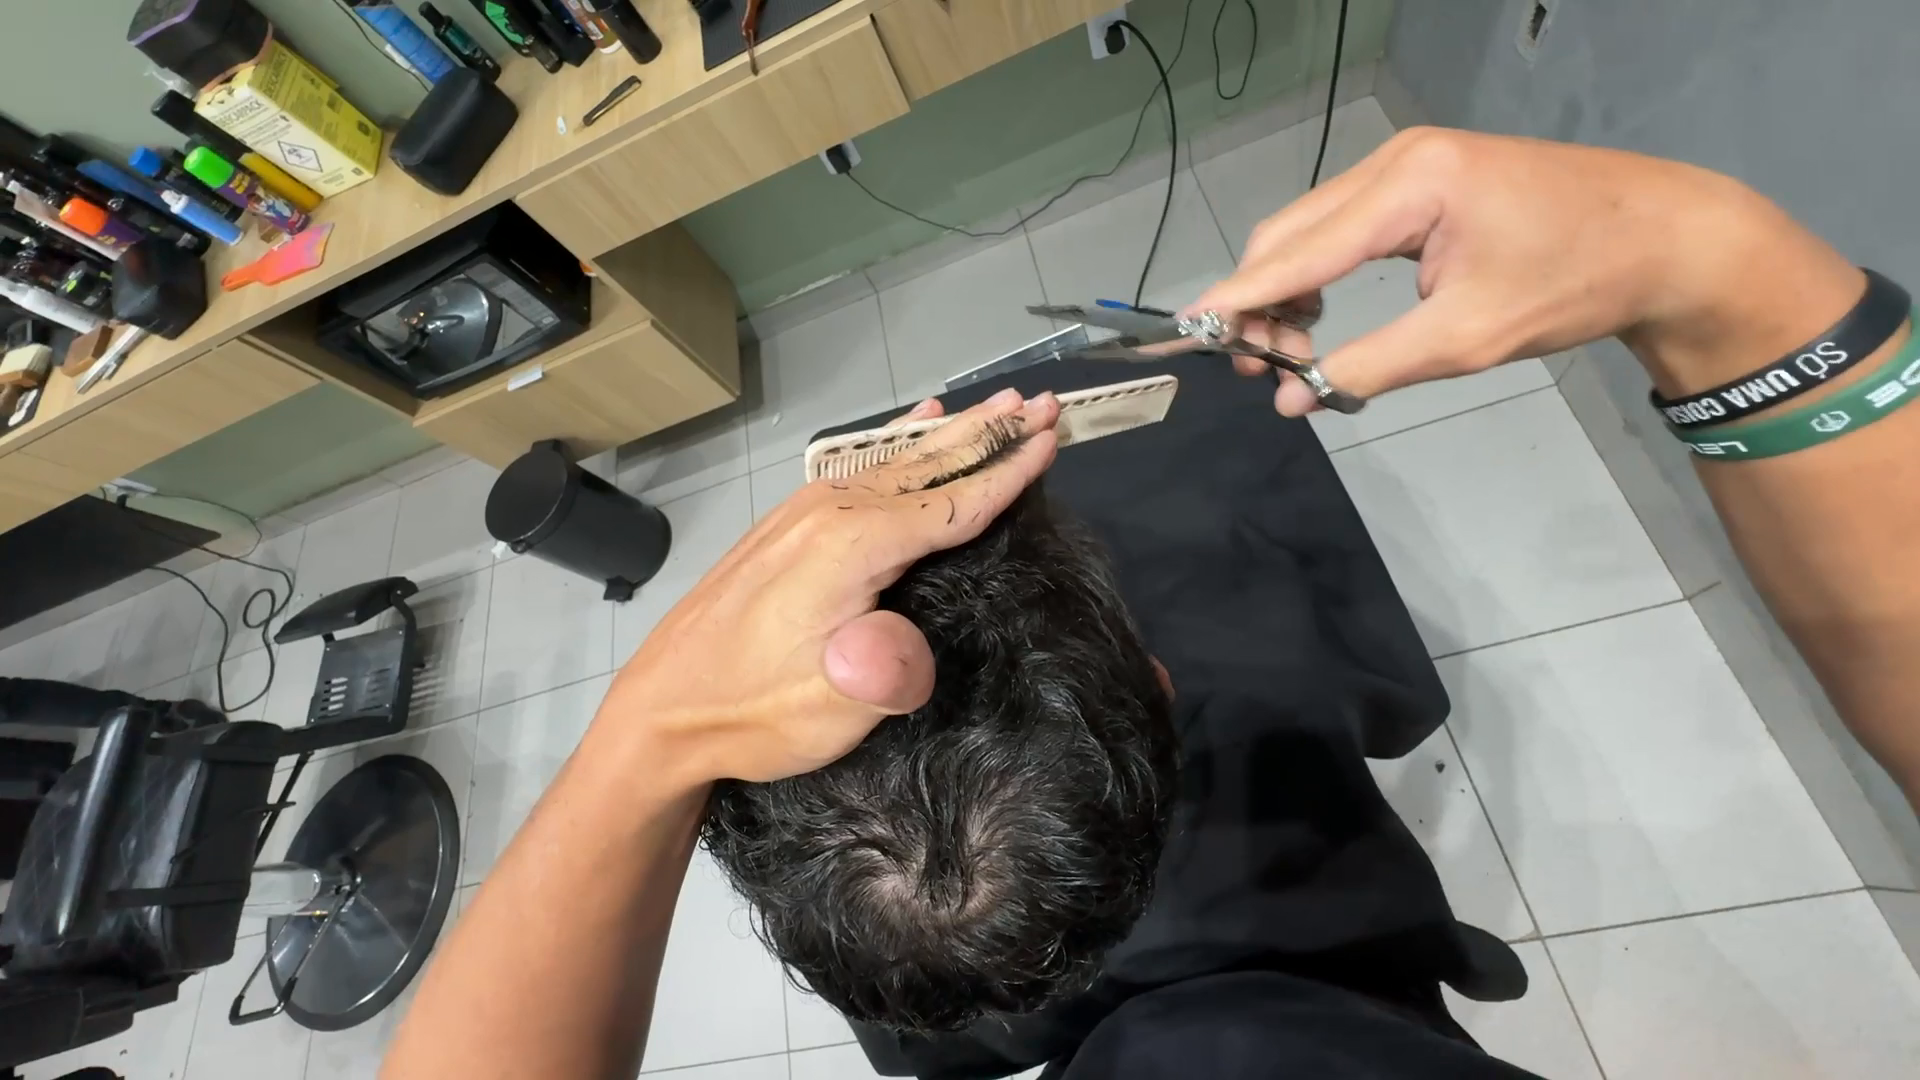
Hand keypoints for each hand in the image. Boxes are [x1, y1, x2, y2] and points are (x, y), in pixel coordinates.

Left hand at [601, 389, 1059, 785]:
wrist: (662, 707)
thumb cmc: (751, 709)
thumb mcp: (828, 711)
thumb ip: (886, 673)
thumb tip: (913, 640)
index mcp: (852, 544)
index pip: (951, 502)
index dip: (1008, 472)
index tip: (1053, 437)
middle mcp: (831, 509)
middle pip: (929, 463)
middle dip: (991, 432)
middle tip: (1045, 402)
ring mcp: (806, 509)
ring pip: (897, 459)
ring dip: (954, 432)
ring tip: (1000, 405)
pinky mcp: (792, 522)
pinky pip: (862, 466)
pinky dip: (900, 442)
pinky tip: (916, 420)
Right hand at [1188, 127, 1859, 414]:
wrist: (1666, 239)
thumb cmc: (1572, 286)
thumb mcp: (1463, 341)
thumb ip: (1365, 369)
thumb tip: (1290, 401)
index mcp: (1410, 187)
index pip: (1297, 251)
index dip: (1240, 298)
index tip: (1192, 334)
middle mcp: (1394, 163)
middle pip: (1286, 235)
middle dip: (1260, 303)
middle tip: (1264, 366)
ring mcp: (1401, 167)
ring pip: (1301, 232)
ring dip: (1283, 293)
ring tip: (1296, 350)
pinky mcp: (1411, 184)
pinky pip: (1332, 230)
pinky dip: (1310, 278)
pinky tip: (1319, 317)